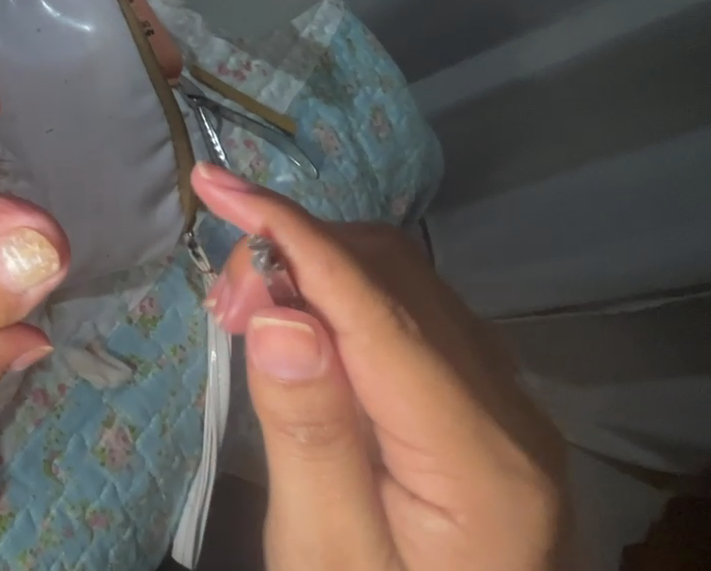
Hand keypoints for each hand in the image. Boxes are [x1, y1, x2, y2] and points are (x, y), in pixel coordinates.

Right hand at [193, 164, 567, 570]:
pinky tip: (288, 318)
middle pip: (390, 276)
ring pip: (398, 277)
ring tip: (242, 311)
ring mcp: (498, 401)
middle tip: (219, 303)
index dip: (291, 234)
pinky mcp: (474, 399)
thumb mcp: (321, 544)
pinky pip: (402, 303)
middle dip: (289, 252)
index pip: (375, 307)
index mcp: (477, 457)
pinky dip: (330, 283)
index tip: (214, 185)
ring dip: (306, 263)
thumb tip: (279, 315)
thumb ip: (308, 433)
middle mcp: (507, 411)